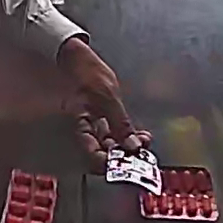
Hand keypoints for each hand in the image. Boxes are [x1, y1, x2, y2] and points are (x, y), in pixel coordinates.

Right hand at [57, 37, 149, 172]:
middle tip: (141, 155)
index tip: (127, 166)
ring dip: (127, 145)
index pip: (92, 154)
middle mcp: (84, 128)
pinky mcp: (101, 117)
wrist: (80, 56)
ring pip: (110, 143)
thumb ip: (120, 123)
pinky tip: (139, 135)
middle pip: (102, 152)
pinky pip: (113, 132)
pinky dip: (126, 135)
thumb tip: (132, 146)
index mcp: (79, 124)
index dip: (109, 164)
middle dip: (123, 156)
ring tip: (143, 144)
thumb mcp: (107, 97)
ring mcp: (93, 123)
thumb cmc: (86, 72)